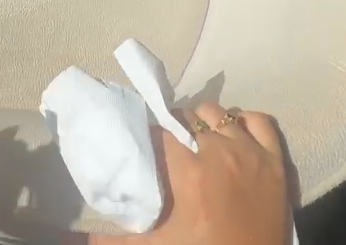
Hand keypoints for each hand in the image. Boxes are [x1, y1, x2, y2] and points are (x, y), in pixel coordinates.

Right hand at [91, 102, 293, 244]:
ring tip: (201, 140)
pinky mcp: (277, 160)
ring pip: (221, 114)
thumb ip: (109, 240)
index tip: (149, 145)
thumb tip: (68, 237)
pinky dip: (247, 122)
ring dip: (208, 122)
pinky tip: (236, 134)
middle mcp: (219, 152)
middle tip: (175, 148)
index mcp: (188, 172)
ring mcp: (251, 152)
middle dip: (179, 128)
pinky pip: (260, 121)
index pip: (161, 134)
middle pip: (190, 117)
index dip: (152, 137)